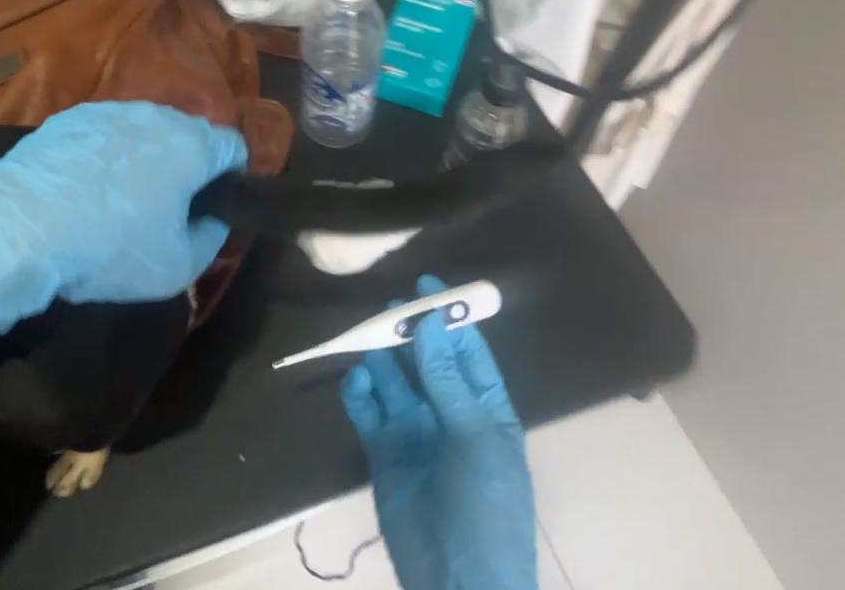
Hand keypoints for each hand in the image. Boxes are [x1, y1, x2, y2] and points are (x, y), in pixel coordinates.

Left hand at [0, 102, 246, 345]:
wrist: (20, 228)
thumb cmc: (110, 249)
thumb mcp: (178, 266)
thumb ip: (211, 238)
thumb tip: (213, 219)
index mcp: (191, 145)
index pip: (234, 147)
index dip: (231, 179)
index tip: (211, 208)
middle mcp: (155, 115)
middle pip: (188, 136)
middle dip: (185, 167)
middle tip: (166, 210)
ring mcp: (108, 111)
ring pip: (144, 133)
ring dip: (144, 159)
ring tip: (118, 202)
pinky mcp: (68, 118)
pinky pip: (103, 135)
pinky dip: (104, 157)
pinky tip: (82, 192)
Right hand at [340, 275, 535, 589]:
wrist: (460, 584)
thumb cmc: (487, 506)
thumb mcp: (476, 437)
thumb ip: (448, 380)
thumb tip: (434, 322)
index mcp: (485, 408)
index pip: (467, 351)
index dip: (450, 317)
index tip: (428, 284)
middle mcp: (448, 413)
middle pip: (425, 359)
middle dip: (409, 331)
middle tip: (389, 307)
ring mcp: (413, 432)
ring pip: (393, 379)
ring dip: (381, 356)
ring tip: (367, 336)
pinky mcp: (383, 452)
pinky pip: (366, 411)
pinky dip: (359, 391)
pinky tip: (358, 381)